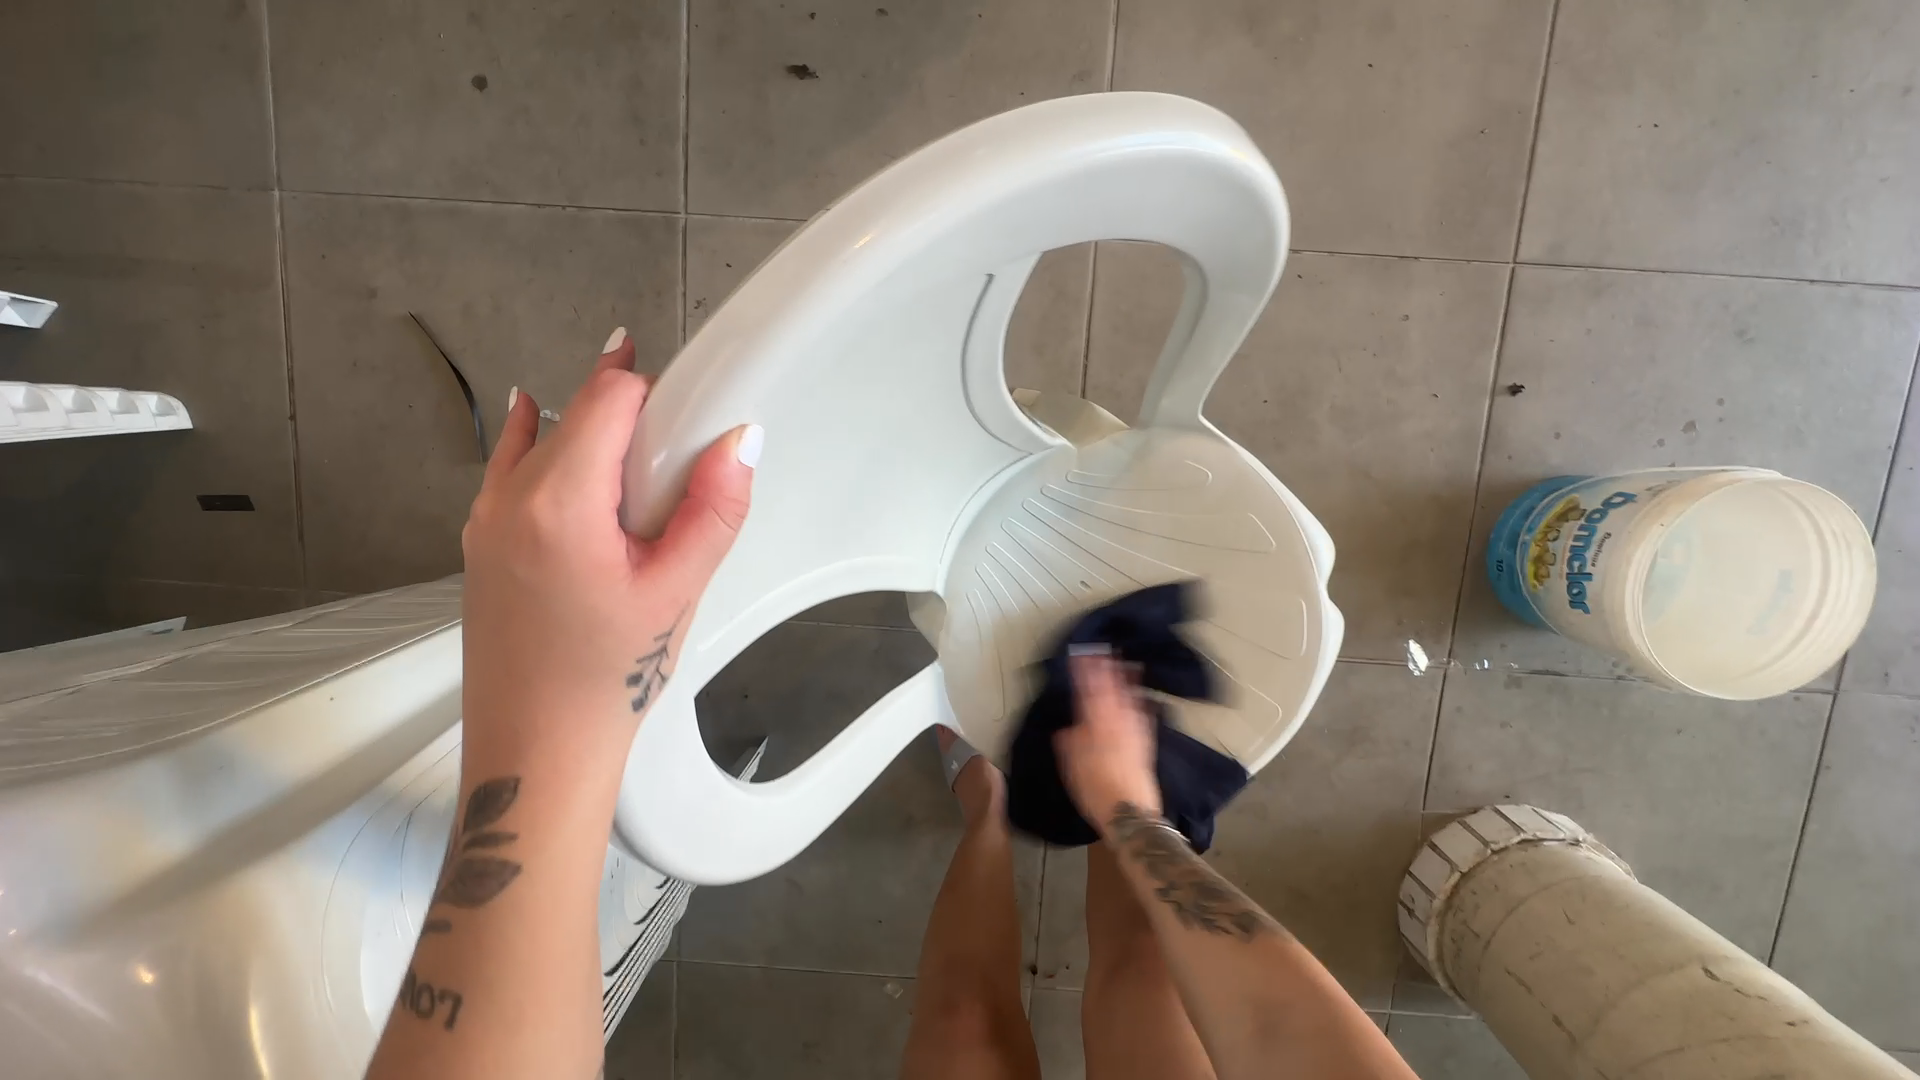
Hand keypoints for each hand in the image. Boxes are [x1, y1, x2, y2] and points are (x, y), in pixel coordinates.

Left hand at [458, 328, 758, 763]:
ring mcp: (483, 521)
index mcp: (558, 501)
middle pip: (576, 416)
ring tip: (635, 453)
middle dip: (630, 414)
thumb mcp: (679, 591)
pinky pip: (512, 471)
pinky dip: (542, 445)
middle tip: (677, 452)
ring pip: (542, 442)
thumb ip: (714, 509)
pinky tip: (544, 427)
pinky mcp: (479, 545)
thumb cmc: (612, 676)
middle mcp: (508, 497)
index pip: (608, 398)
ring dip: (590, 431)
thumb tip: (743, 438)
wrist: (535, 752)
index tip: (691, 414)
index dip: (655, 392)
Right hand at [1058, 647, 1163, 832]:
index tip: (1081, 654)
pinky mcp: (1146, 744)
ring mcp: (1134, 732)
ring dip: (1127, 680)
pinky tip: (1144, 697)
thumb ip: (1069, 743)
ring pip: (1130, 699)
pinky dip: (1142, 703)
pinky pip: (1144, 716)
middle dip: (1107, 668)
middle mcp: (1116, 723)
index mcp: (1094, 725)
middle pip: (1111, 689)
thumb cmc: (1095, 789)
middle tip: (1106, 649)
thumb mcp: (1072, 766)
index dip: (1084, 672)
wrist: (1130, 813)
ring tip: (1128, 663)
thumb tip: (1068, 729)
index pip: (1087, 691)